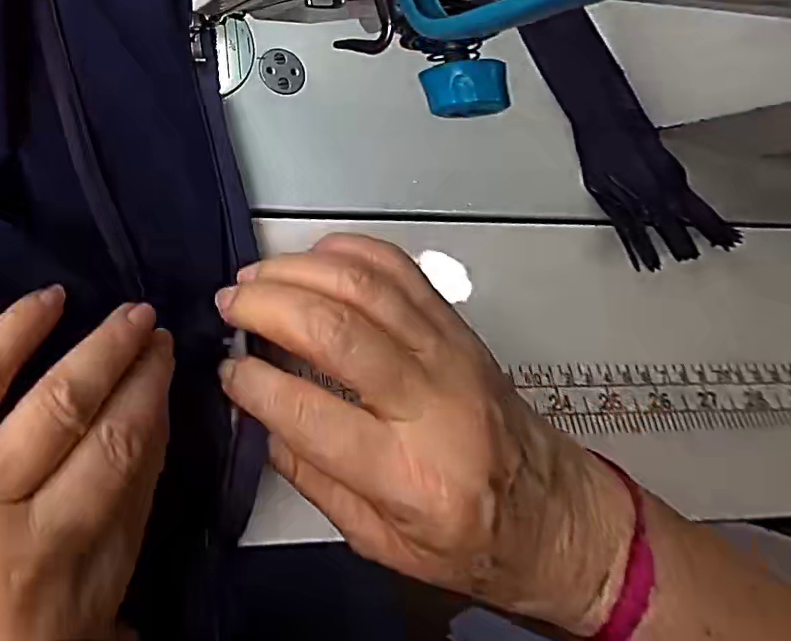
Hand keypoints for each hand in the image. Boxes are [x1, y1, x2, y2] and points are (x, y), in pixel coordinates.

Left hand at [0, 288, 172, 640]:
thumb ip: (84, 628)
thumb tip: (137, 603)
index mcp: (62, 607)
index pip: (131, 505)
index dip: (155, 444)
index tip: (167, 404)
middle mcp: (30, 543)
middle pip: (110, 448)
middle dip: (146, 389)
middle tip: (164, 345)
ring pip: (60, 402)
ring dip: (106, 353)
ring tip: (134, 319)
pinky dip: (19, 328)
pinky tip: (52, 299)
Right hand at [215, 235, 631, 634]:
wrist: (563, 520)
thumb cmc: (466, 539)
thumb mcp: (375, 537)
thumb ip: (302, 469)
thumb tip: (247, 405)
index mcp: (413, 479)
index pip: (307, 412)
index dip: (250, 381)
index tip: (227, 370)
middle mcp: (437, 408)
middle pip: (333, 331)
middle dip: (262, 306)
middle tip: (228, 306)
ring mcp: (451, 355)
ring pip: (360, 286)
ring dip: (289, 270)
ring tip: (253, 279)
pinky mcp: (456, 325)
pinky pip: (394, 265)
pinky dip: (339, 250)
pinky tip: (306, 263)